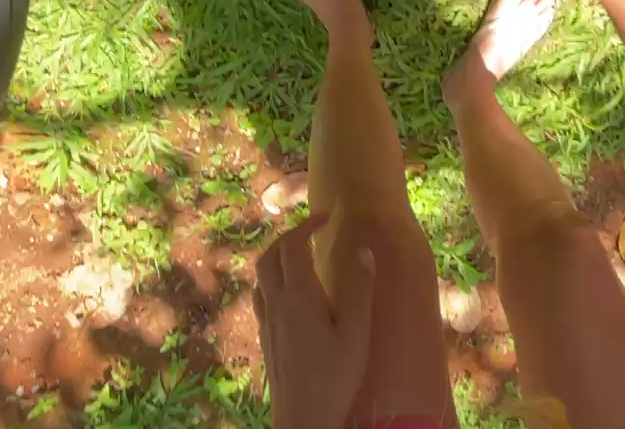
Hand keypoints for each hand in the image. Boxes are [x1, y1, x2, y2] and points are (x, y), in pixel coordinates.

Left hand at [256, 214, 374, 428]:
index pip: (292, 245)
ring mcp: (267, 322)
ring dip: (278, 255)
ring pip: (262, 275)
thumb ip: (359, 288)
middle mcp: (276, 303)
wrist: (303, 424)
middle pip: (270, 255)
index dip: (306, 224)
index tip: (326, 217)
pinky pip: (261, 295)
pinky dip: (273, 279)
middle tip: (314, 230)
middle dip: (290, 235)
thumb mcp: (356, 333)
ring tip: (302, 254)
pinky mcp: (265, 339)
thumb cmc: (334, 379)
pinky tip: (291, 292)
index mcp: (298, 296)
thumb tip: (363, 249)